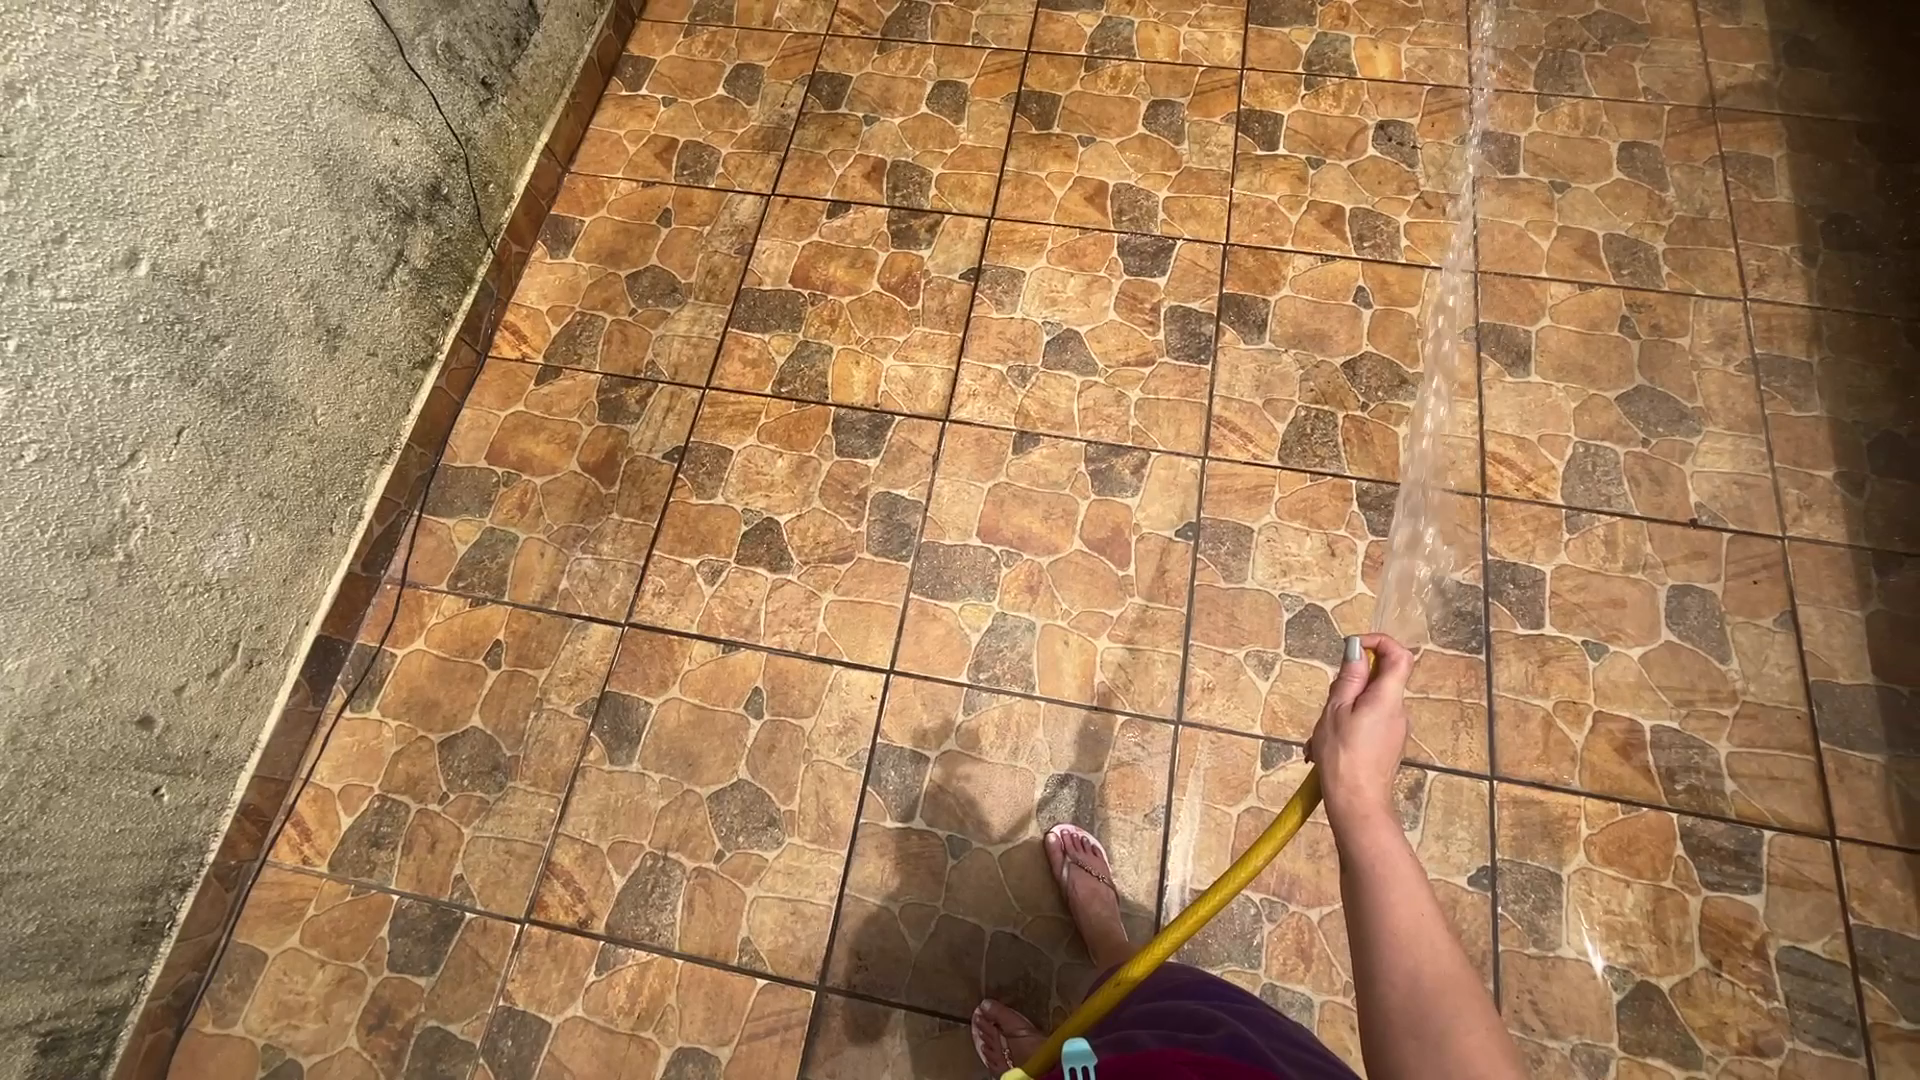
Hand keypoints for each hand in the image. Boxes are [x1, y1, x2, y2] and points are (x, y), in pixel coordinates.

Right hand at [1307, 633, 1414, 836]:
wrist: (1357, 803)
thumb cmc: (1342, 755)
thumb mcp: (1336, 709)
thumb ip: (1349, 678)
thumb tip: (1357, 649)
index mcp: (1387, 698)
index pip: (1400, 655)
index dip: (1379, 641)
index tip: (1352, 647)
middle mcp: (1399, 711)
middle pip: (1381, 679)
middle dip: (1349, 683)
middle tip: (1328, 703)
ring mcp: (1395, 729)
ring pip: (1369, 702)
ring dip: (1342, 708)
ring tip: (1321, 734)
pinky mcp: (1388, 744)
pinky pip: (1368, 721)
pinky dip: (1346, 725)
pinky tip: (1325, 747)